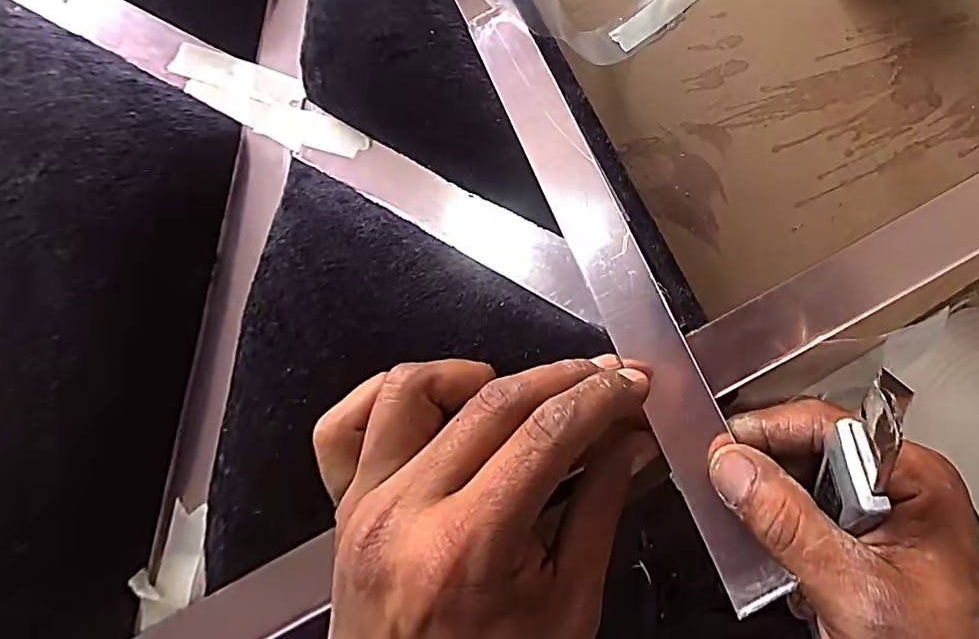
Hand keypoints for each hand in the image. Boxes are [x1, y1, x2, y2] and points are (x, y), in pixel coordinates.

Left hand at [312, 357, 657, 638]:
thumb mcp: (570, 604)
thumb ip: (603, 505)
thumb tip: (630, 435)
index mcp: (466, 549)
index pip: (547, 430)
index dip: (602, 395)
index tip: (634, 383)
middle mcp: (405, 516)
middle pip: (499, 399)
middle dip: (570, 376)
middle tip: (610, 378)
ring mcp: (366, 507)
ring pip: (418, 388)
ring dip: (485, 375)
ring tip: (527, 398)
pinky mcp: (344, 507)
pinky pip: (346, 423)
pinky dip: (397, 397)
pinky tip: (444, 402)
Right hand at [709, 398, 978, 638]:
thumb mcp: (854, 590)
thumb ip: (789, 525)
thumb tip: (736, 467)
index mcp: (918, 478)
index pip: (831, 425)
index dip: (774, 429)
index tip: (727, 443)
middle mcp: (912, 487)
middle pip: (824, 452)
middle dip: (777, 470)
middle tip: (731, 483)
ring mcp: (901, 519)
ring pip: (823, 487)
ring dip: (786, 509)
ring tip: (757, 530)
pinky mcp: (888, 549)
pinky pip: (831, 520)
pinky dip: (800, 536)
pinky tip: (789, 564)